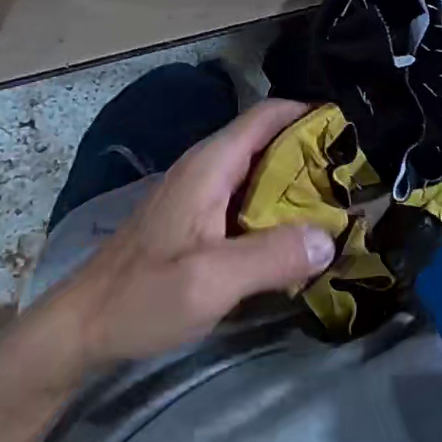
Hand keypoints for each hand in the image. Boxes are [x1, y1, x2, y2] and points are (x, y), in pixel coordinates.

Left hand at [38, 98, 337, 364]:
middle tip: (360, 176)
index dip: (312, 113)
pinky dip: (282, 202)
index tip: (356, 133)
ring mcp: (202, 191)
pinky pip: (251, 194)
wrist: (81, 328)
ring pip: (263, 168)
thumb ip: (270, 257)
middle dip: (316, 150)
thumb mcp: (209, 282)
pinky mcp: (200, 216)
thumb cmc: (141, 298)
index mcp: (211, 165)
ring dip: (302, 179)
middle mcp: (208, 167)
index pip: (269, 114)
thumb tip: (329, 239)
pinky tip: (302, 229)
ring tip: (344, 200)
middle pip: (272, 139)